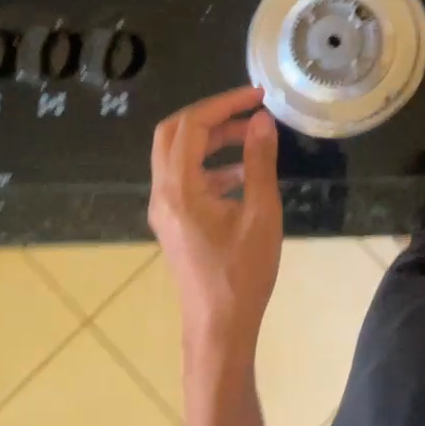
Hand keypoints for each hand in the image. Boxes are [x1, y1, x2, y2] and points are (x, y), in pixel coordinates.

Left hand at [148, 86, 282, 357]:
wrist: (219, 328)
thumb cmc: (242, 273)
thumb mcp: (261, 213)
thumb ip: (258, 162)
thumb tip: (261, 120)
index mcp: (179, 189)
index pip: (191, 126)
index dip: (223, 104)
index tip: (258, 97)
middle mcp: (163, 194)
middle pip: (173, 134)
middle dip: (211, 115)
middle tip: (249, 109)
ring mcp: (166, 209)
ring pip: (178, 155)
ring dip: (212, 138)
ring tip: (252, 137)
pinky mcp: (175, 222)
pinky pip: (185, 177)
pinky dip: (211, 163)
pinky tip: (243, 174)